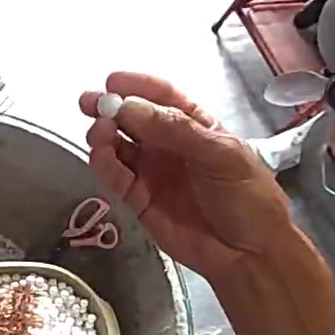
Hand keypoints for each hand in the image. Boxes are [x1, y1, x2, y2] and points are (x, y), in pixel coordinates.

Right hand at [81, 72, 297, 280]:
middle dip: (109, 108)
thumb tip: (129, 108)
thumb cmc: (246, 197)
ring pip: (119, 147)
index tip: (112, 81)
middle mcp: (168, 145)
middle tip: (87, 103)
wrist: (247, 253)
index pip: (163, 98)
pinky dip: (104, 165)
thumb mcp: (220, 154)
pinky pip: (116, 178)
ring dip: (104, 136)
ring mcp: (152, 172)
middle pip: (132, 120)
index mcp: (195, 126)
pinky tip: (99, 155)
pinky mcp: (138, 200)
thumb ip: (175, 130)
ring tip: (98, 132)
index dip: (138, 86)